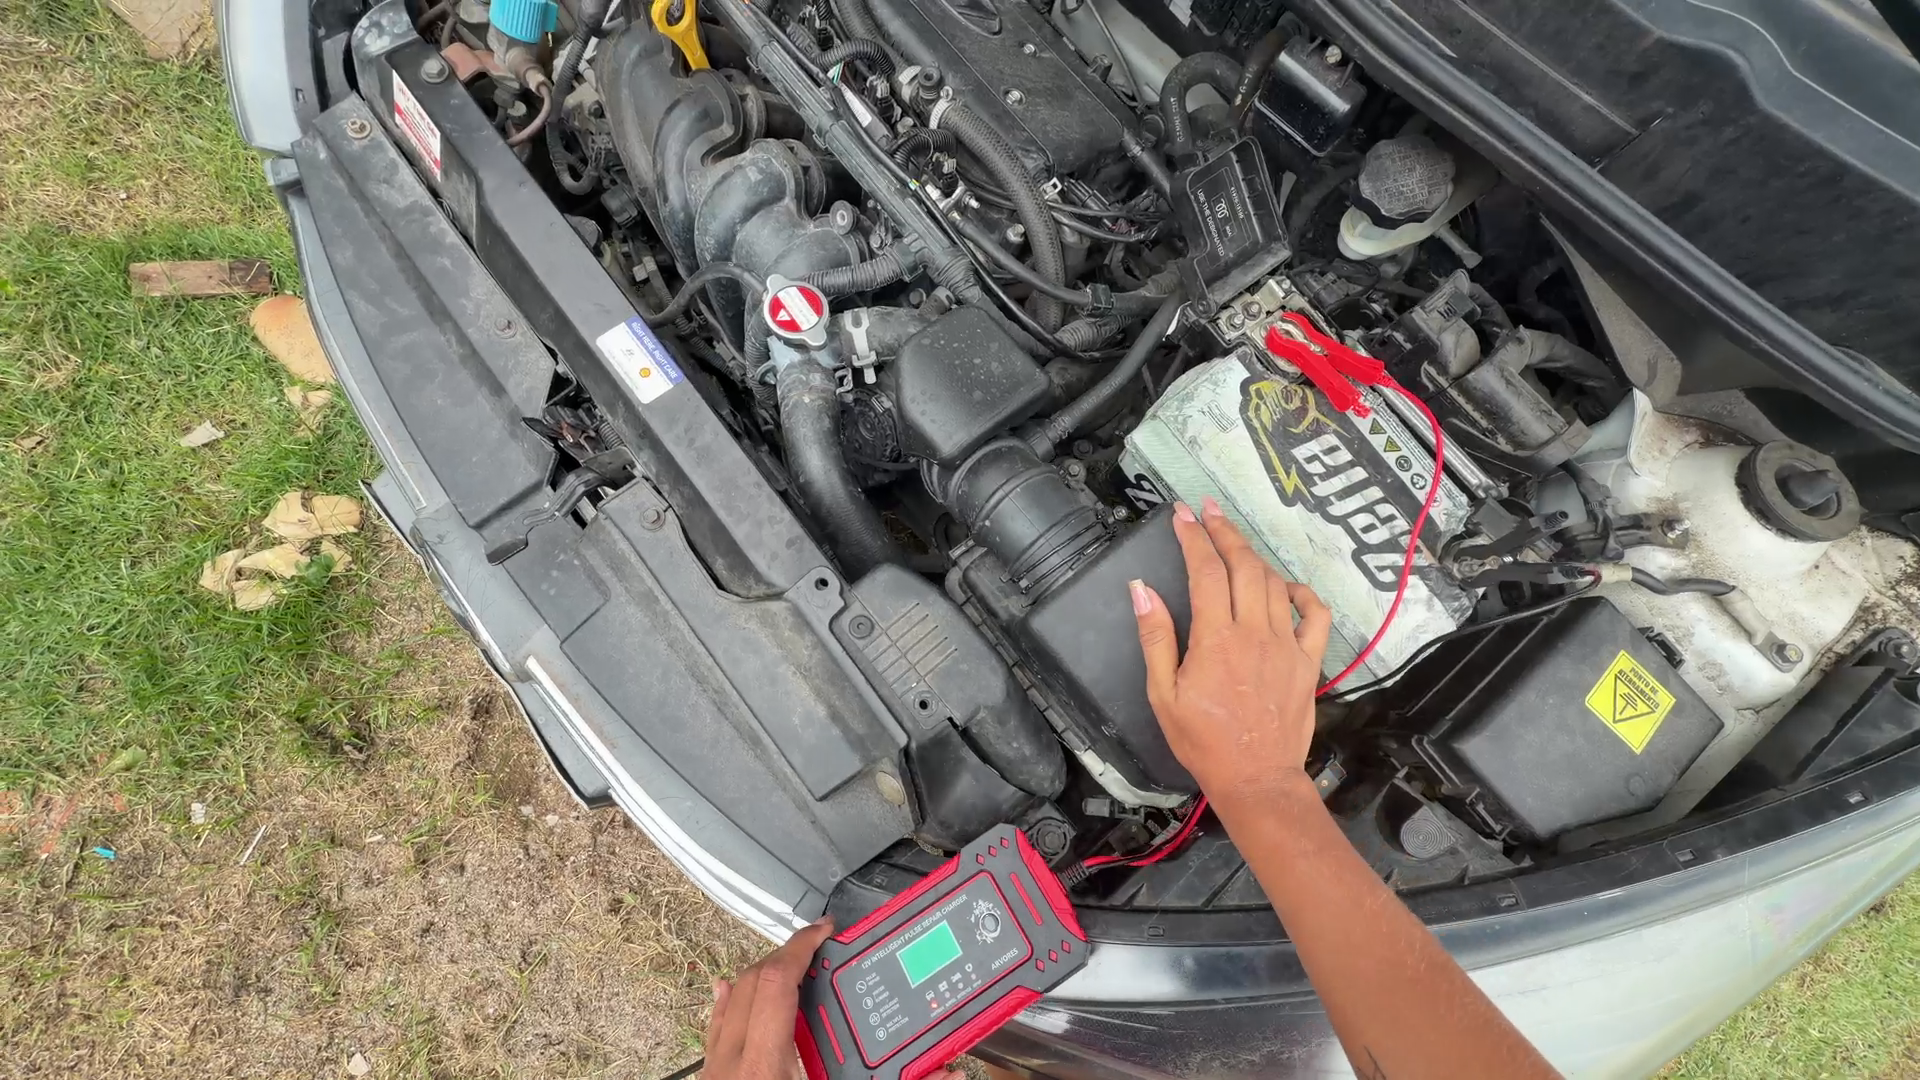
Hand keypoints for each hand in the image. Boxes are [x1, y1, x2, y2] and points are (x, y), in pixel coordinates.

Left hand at [704, 919, 965, 1079]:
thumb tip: (944, 1071)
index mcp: (764, 1073)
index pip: (775, 982)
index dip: (801, 946)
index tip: (825, 932)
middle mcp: (731, 1070)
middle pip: (751, 984)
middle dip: (787, 957)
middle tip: (820, 950)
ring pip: (728, 1006)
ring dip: (760, 979)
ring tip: (789, 967)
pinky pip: (713, 1036)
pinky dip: (726, 1007)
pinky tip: (728, 994)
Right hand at [1130, 497, 1331, 810]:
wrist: (1255, 778)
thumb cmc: (1202, 740)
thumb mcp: (1162, 693)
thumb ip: (1155, 636)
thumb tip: (1141, 589)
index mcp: (1216, 639)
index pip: (1205, 572)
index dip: (1193, 537)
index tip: (1181, 515)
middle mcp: (1255, 632)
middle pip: (1243, 566)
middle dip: (1224, 531)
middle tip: (1207, 510)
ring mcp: (1286, 645)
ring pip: (1273, 583)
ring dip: (1253, 555)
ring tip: (1233, 540)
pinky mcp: (1307, 661)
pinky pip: (1315, 616)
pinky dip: (1302, 593)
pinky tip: (1285, 585)